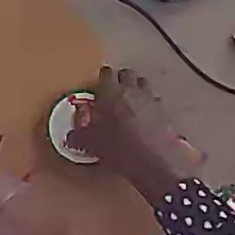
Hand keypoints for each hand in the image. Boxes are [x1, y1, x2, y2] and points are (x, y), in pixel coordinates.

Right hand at [76, 67, 202, 203]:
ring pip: (142, 82)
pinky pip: (153, 97)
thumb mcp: (94, 144)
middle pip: (126, 73)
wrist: (156, 161)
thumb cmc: (121, 149)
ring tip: (129, 100)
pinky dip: (148, 101)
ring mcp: (149, 97)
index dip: (102, 79)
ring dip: (135, 87)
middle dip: (120, 79)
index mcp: (110, 92)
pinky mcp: (163, 109)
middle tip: (113, 92)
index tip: (99, 87)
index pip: (106, 74)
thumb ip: (80, 137)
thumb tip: (71, 137)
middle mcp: (131, 89)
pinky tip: (145, 114)